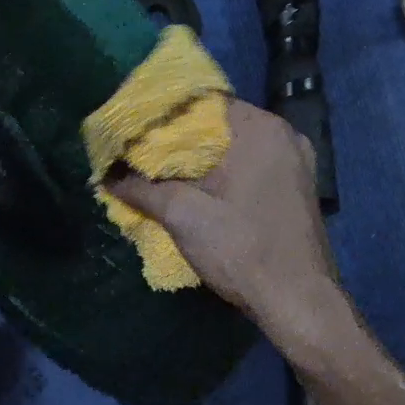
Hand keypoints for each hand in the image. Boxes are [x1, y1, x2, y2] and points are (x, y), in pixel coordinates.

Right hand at [105, 101, 334, 325]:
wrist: (298, 302)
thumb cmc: (241, 249)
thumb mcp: (183, 215)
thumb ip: (141, 187)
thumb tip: (105, 175)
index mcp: (260, 129)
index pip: (204, 102)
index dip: (166, 114)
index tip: (136, 128)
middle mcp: (285, 136)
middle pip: (220, 125)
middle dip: (181, 139)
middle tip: (143, 151)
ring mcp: (297, 163)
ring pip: (237, 148)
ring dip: (203, 159)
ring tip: (164, 171)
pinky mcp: (298, 190)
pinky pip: (254, 167)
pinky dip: (226, 173)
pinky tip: (200, 190)